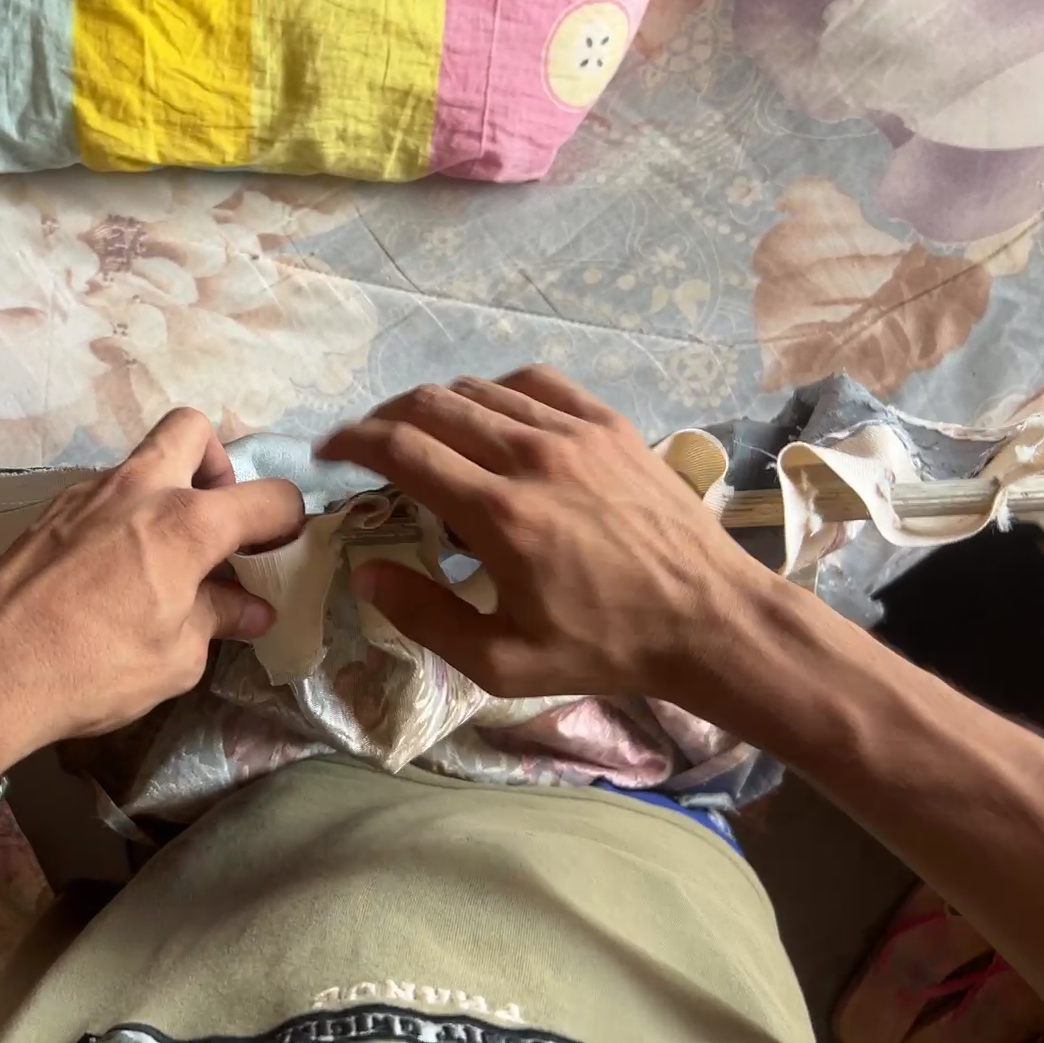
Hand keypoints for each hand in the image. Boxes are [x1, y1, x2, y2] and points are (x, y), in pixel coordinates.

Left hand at [0, 410, 305, 778]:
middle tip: (215, 521)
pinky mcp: (48, 511)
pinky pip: (103, 493)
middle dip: (218, 465)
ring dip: (167, 491)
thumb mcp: (176, 657)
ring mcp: (86, 492)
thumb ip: (219, 618)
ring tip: (162, 558)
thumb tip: (252, 609)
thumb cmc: (94, 668)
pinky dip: (124, 515)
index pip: (267, 496)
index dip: (288, 519)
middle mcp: (139, 488)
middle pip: (193, 429)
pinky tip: (110, 570)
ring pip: (142, 459)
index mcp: (186, 522)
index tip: (282, 546)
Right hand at [315, 366, 781, 706]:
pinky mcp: (608, 424)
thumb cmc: (601, 647)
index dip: (352, 442)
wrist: (714, 623)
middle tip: (366, 446)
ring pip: (476, 390)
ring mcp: (574, 432)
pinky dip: (491, 392)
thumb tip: (366, 571)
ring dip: (431, 407)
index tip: (329, 451)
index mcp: (499, 514)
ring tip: (420, 436)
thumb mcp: (499, 662)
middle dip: (381, 419)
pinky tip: (487, 416)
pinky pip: (532, 382)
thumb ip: (422, 616)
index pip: (402, 449)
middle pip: (429, 406)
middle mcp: (530, 456)